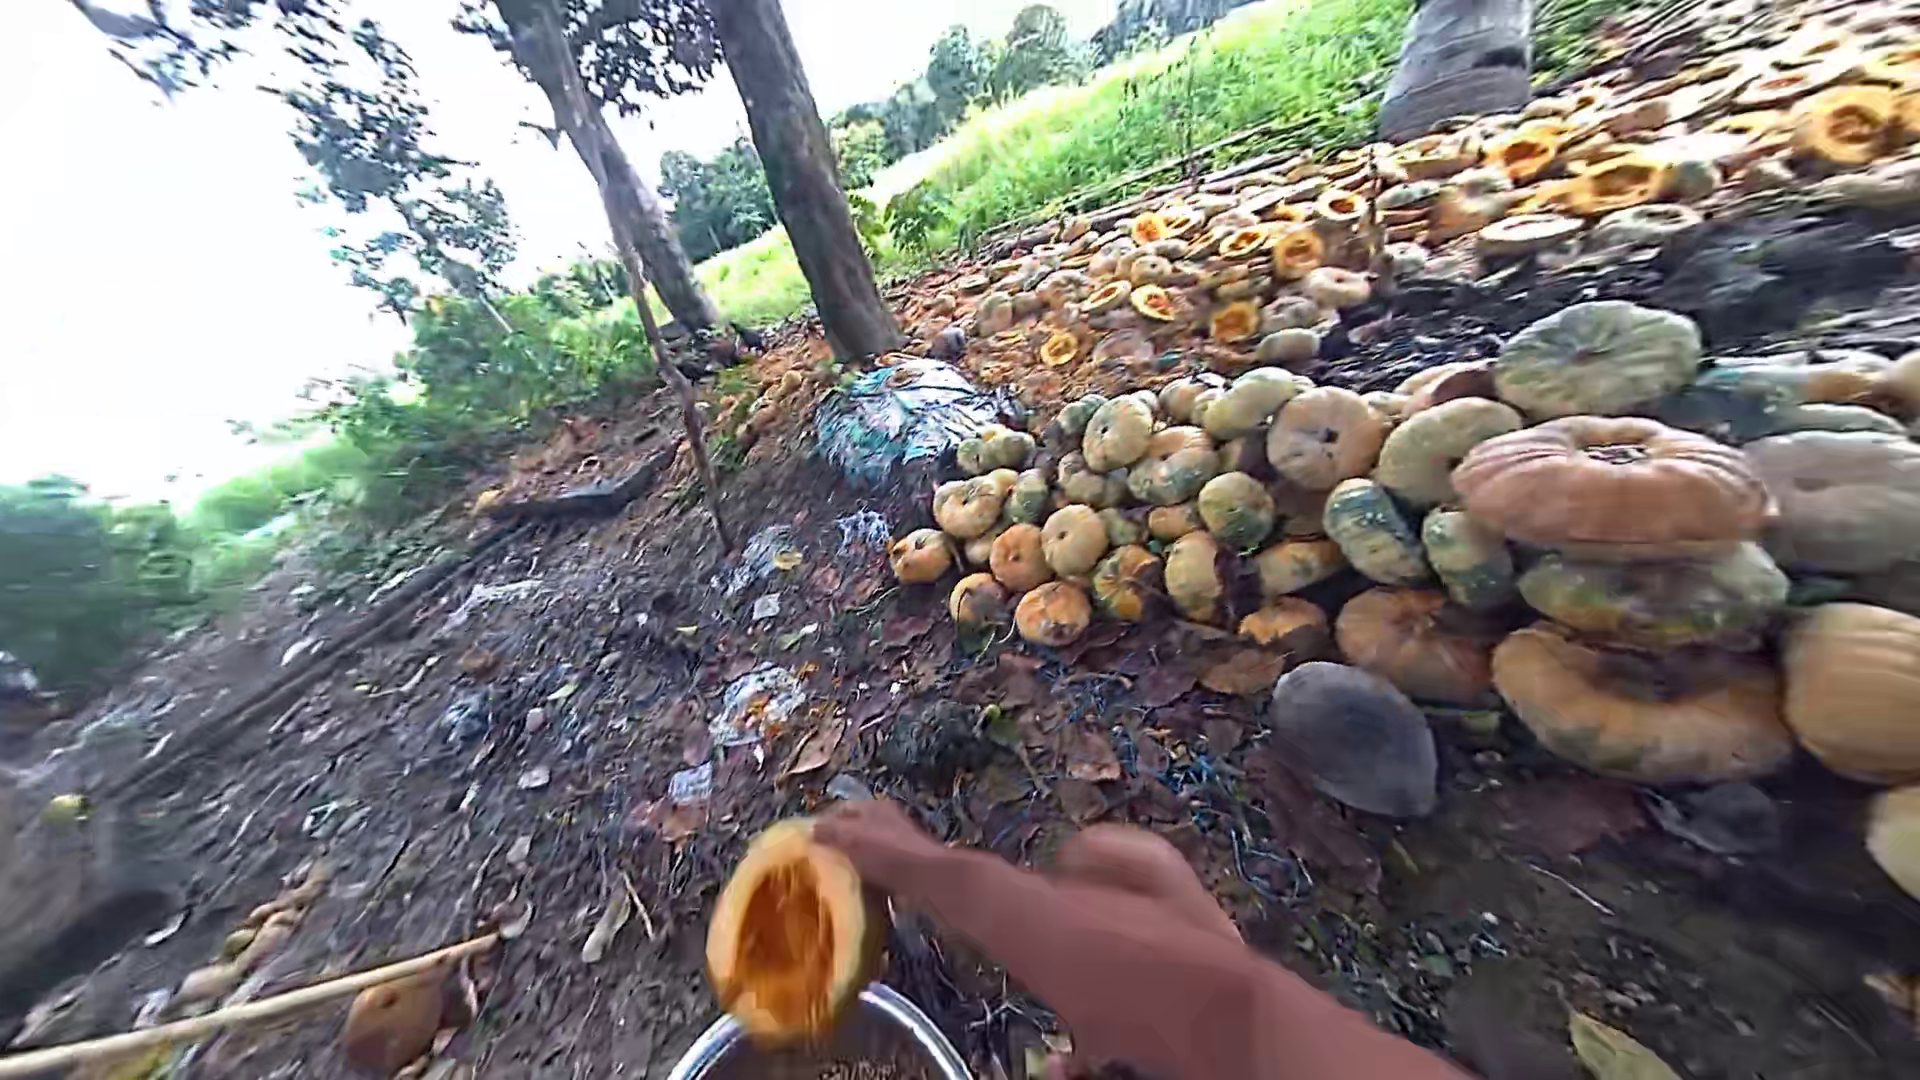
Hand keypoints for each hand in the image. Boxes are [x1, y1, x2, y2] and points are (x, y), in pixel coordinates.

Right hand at [812, 800, 948, 900]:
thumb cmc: (885, 852)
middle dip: (836, 846)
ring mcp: (895, 845)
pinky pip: (875, 872)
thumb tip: (809, 828)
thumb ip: (830, 831)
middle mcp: (886, 822)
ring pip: (864, 853)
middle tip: (815, 865)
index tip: (806, 843)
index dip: (823, 822)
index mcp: (874, 807)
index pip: (842, 809)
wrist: (923, 880)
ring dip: (850, 866)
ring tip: (830, 881)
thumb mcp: (851, 837)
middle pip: (853, 831)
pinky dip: (864, 880)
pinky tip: (851, 892)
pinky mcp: (901, 869)